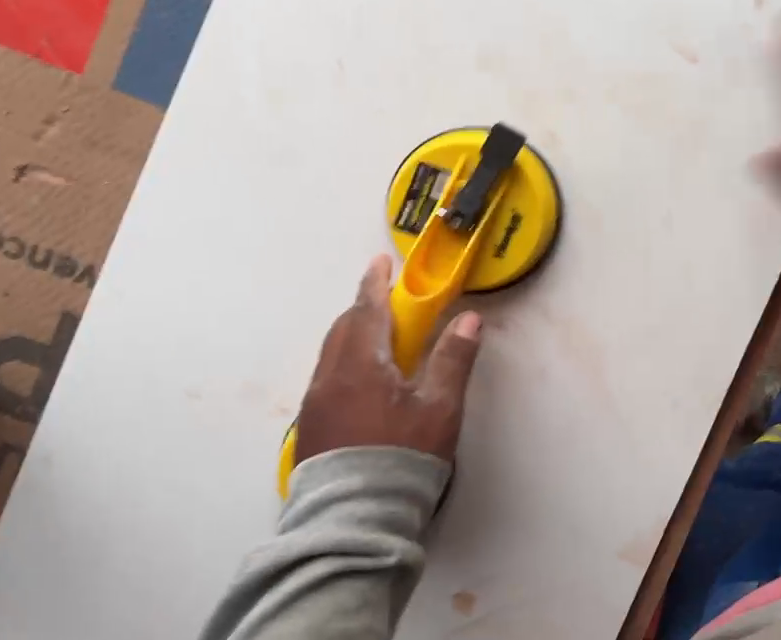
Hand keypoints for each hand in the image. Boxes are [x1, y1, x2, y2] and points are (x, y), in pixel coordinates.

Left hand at [294, 255, 483, 465]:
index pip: (367, 310)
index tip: (381, 261)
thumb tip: (469, 319)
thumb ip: (453, 359)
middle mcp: (330, 378)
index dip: (376, 283)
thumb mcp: (440, 407)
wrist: (352, 519)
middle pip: (344, 328)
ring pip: (333, 353)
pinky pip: (328, 376)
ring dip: (356, 334)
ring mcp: (316, 404)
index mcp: (360, 365)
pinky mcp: (311, 428)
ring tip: (381, 336)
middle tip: (390, 298)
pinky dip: (348, 360)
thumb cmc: (402, 455)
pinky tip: (367, 379)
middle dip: (366, 307)